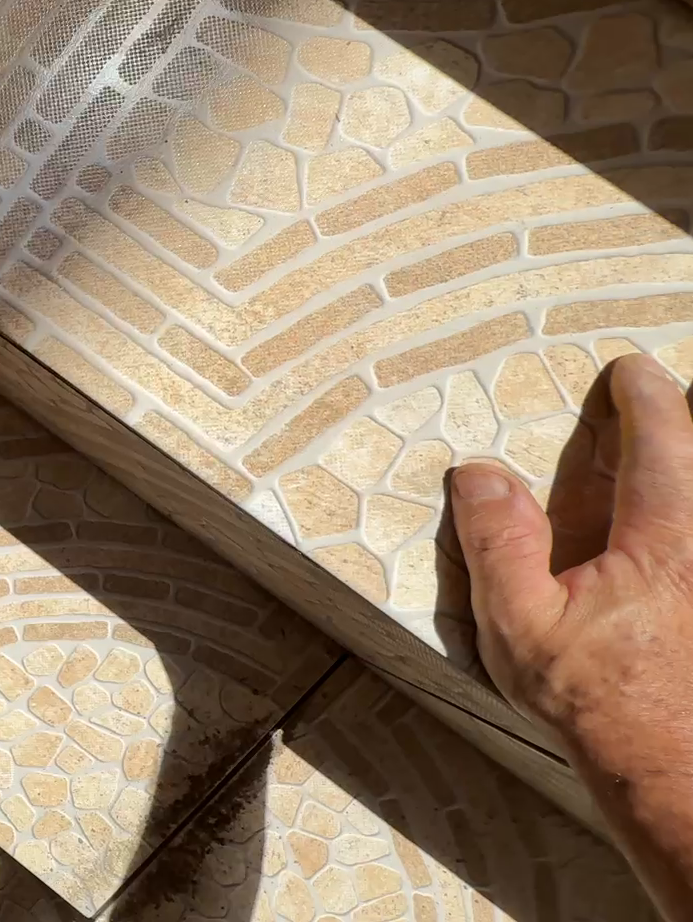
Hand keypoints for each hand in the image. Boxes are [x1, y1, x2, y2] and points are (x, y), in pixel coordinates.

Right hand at [450, 353, 692, 917]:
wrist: (681, 779)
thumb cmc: (595, 699)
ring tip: (690, 445)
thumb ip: (497, 539)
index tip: (632, 371)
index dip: (647, 404)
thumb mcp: (516, 619)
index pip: (663, 452)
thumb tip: (480, 472)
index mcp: (665, 549)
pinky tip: (670, 519)